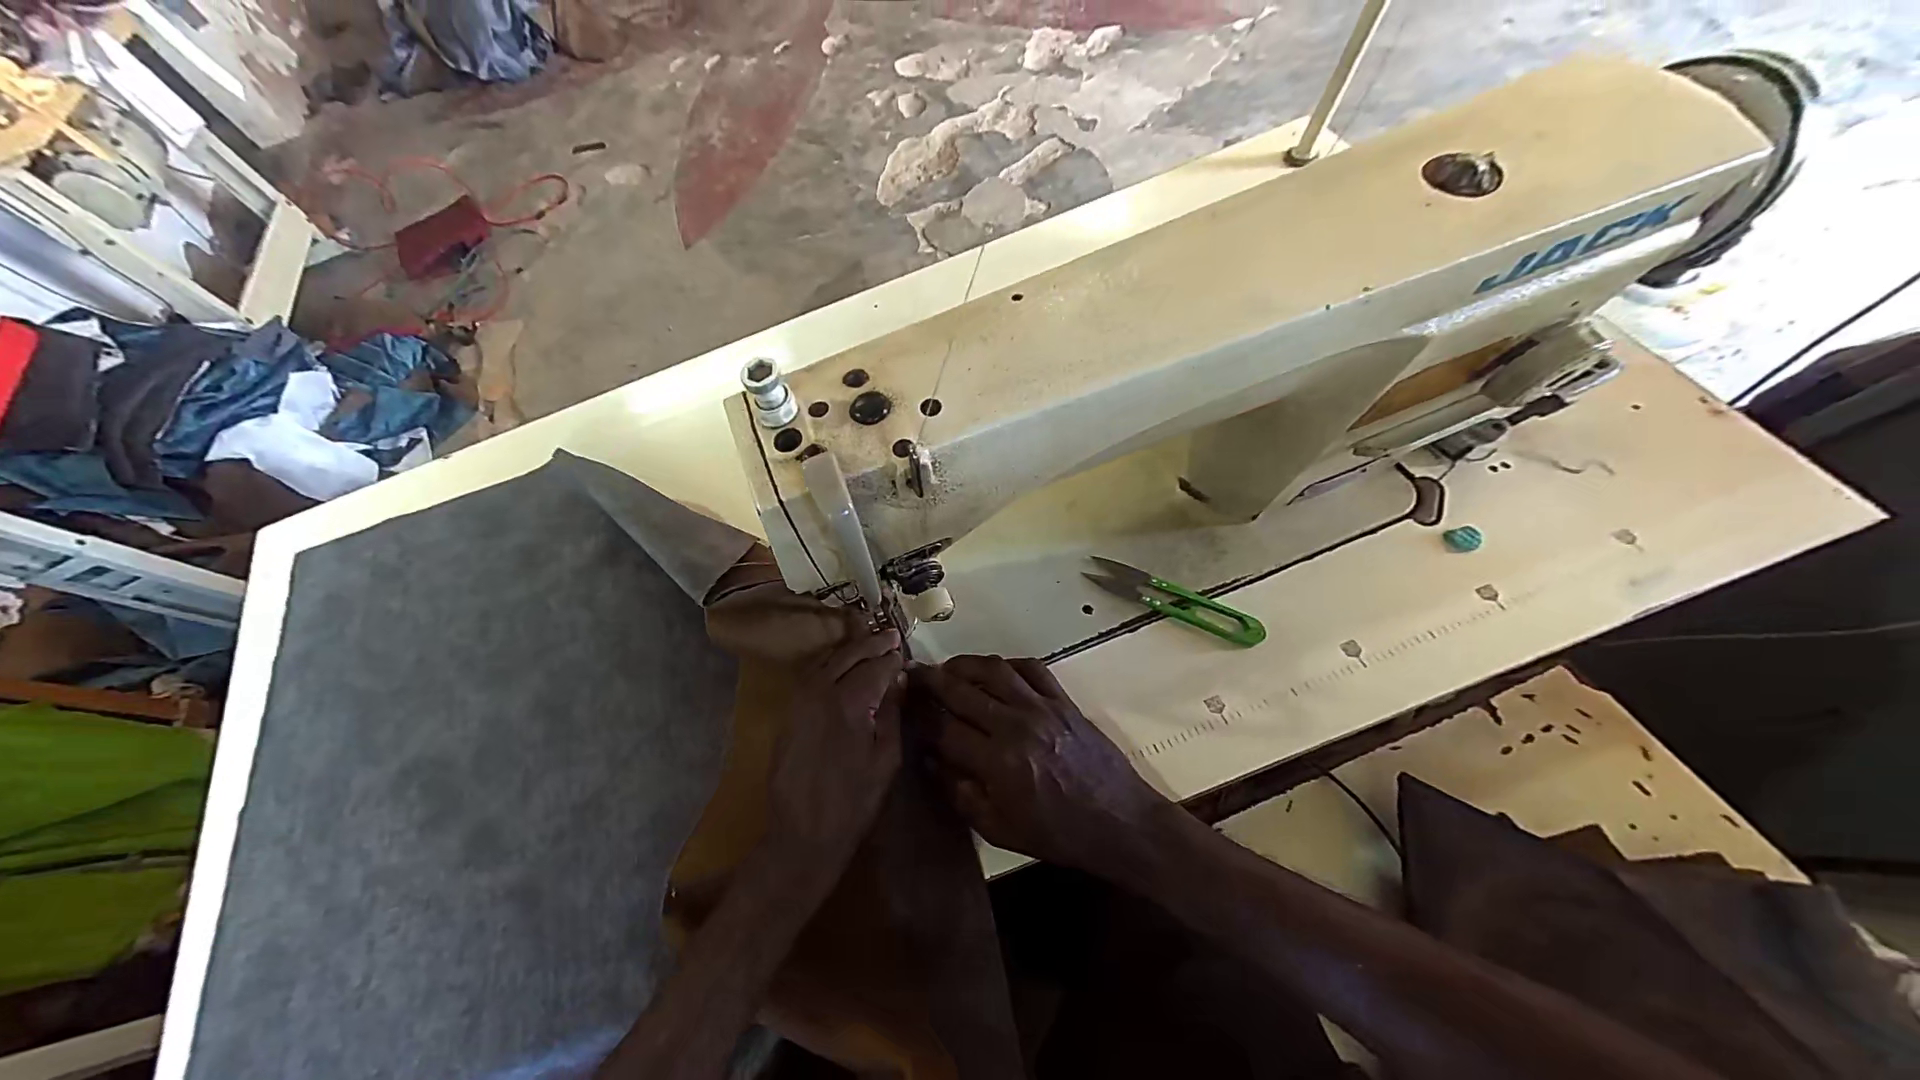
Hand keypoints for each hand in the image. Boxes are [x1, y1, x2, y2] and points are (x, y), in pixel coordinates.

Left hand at [766, 628, 905, 871]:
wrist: (802, 834)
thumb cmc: (854, 801)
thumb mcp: (886, 759)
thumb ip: (892, 713)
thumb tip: (897, 680)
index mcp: (850, 703)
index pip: (875, 666)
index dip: (891, 656)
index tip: (903, 649)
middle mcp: (821, 693)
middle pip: (848, 656)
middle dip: (871, 644)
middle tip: (889, 636)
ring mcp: (800, 701)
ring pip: (826, 661)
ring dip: (849, 649)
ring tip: (868, 644)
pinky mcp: (788, 714)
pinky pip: (811, 676)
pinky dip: (829, 664)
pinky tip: (841, 666)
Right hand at [915, 655, 1182, 879]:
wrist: (1119, 822)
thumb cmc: (1057, 834)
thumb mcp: (999, 829)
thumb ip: (959, 793)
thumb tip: (929, 760)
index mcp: (996, 762)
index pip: (943, 728)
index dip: (917, 715)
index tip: (902, 705)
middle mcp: (1015, 726)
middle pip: (962, 690)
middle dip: (931, 680)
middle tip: (913, 674)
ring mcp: (1042, 708)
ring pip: (994, 670)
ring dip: (965, 664)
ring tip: (948, 667)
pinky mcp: (1063, 700)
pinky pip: (1031, 668)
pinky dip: (1008, 664)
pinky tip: (995, 670)